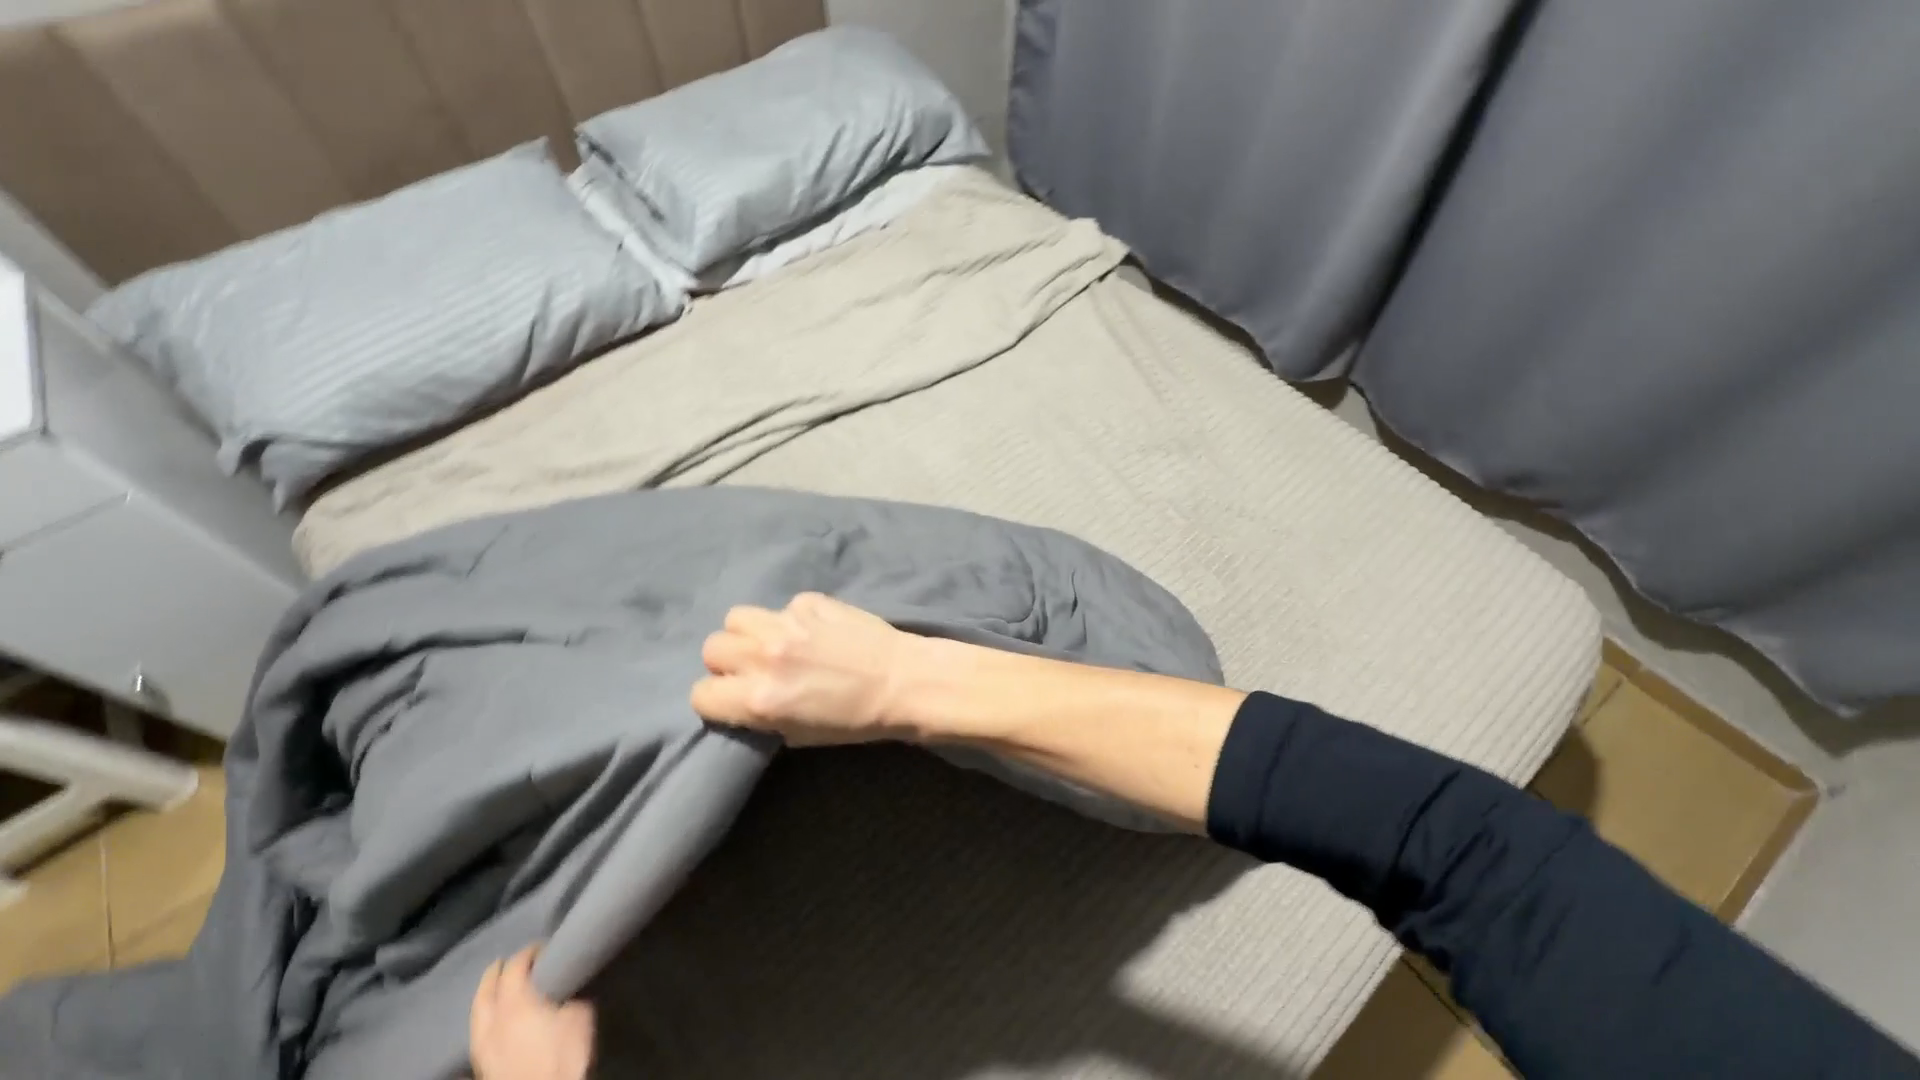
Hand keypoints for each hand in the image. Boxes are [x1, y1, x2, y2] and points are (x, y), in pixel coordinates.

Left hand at [469, 945, 593, 1079]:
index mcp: (515, 1002)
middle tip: (507, 960)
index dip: (528, 952)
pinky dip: (482, 1017)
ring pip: (476, 1011)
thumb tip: (566, 990)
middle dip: (496, 971)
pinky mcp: (481, 1065)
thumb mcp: (579, 1018)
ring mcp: (482, 1044)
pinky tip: (491, 1019)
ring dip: (485, 994)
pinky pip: (476, 1031)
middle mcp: (492, 1019)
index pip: (515, 966)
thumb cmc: (562, 1056)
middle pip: (486, 988)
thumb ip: (570, 996)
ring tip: (496, 987)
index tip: (543, 947)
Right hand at [691, 592, 921, 745]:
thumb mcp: (800, 735)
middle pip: (712, 648)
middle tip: (755, 671)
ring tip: (774, 644)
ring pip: (737, 618)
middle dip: (728, 663)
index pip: (701, 693)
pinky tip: (816, 632)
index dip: (716, 700)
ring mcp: (787, 623)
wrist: (906, 683)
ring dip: (749, 633)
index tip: (733, 700)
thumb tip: (743, 700)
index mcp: (760, 699)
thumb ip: (762, 716)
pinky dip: (792, 619)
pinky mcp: (811, 602)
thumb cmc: (857, 721)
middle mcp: (765, 657)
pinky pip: (783, 607)